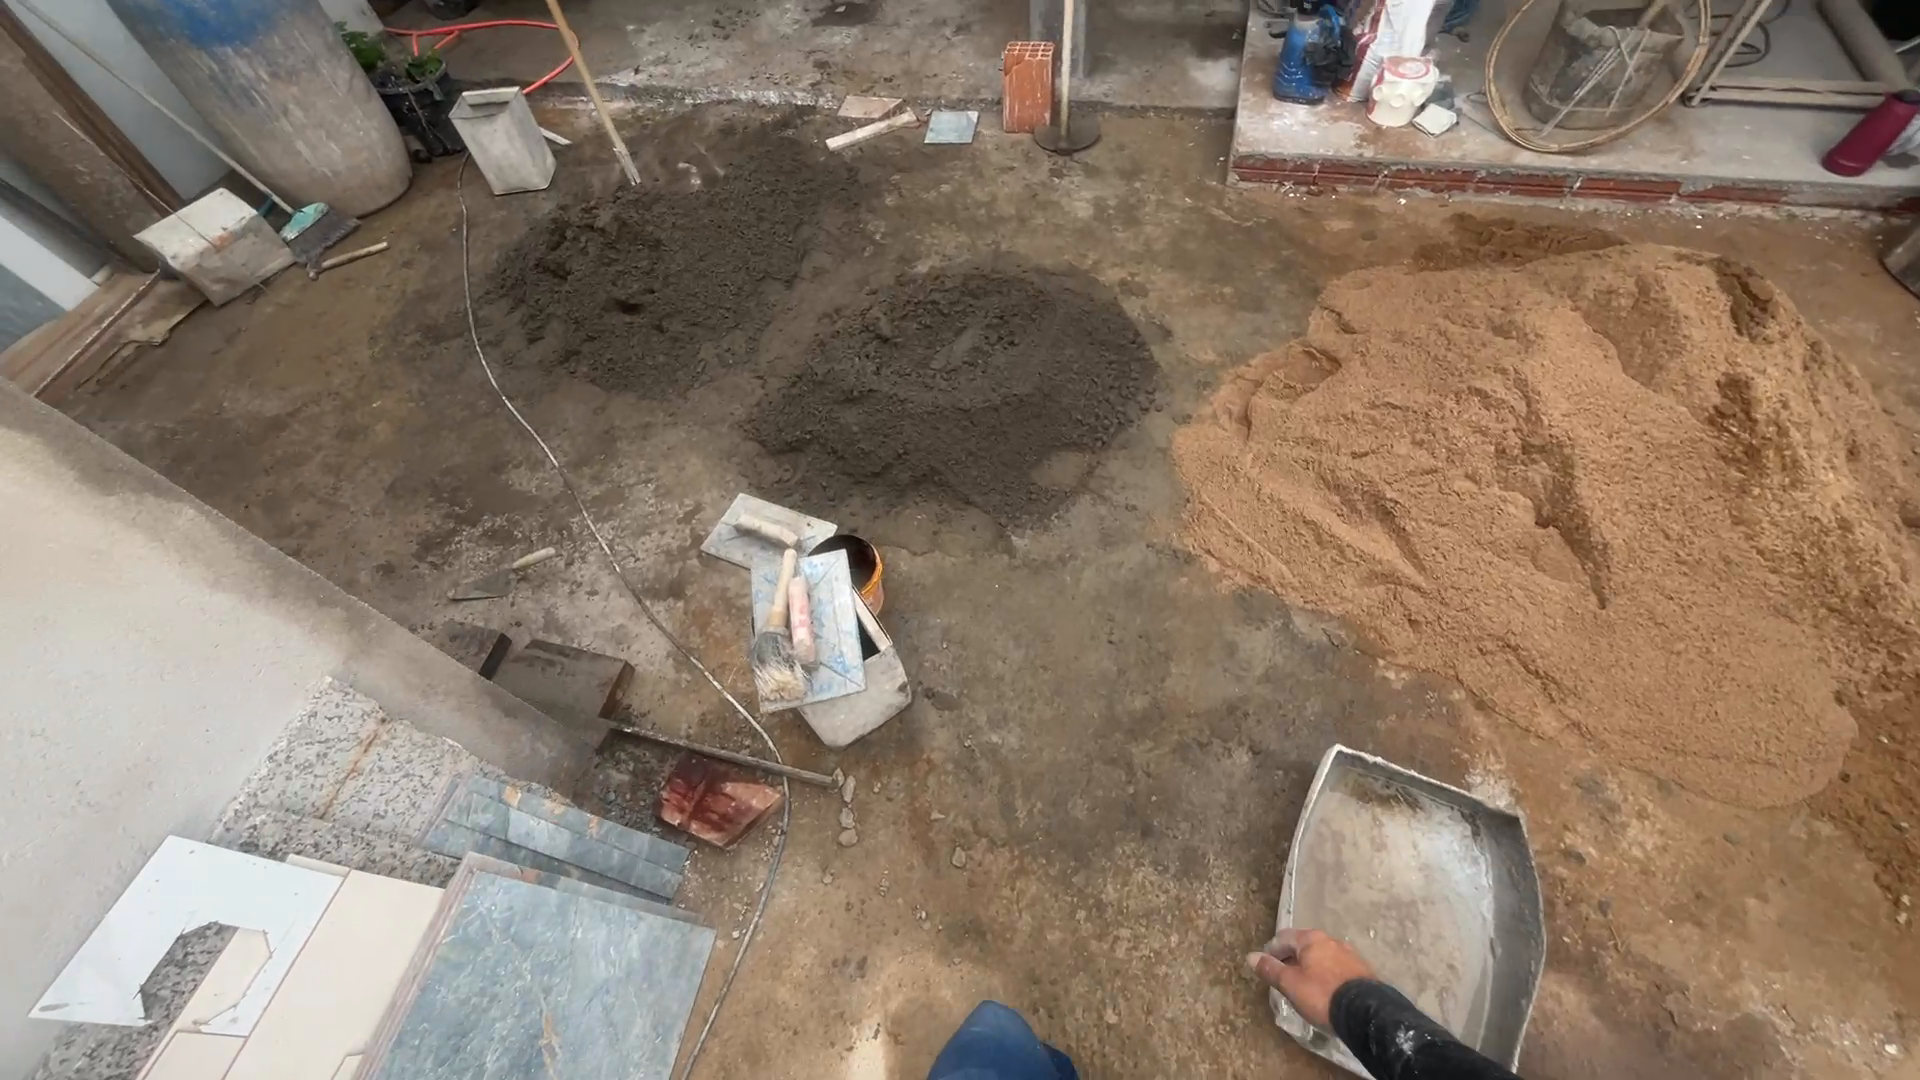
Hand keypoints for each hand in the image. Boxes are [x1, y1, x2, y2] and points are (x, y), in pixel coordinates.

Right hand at [1246, 928, 1374, 1028]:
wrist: (1368, 1014)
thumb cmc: (1322, 994)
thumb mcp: (1290, 984)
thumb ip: (1270, 969)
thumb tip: (1250, 956)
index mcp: (1310, 938)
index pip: (1283, 938)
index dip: (1272, 951)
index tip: (1267, 966)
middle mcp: (1330, 940)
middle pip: (1304, 946)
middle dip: (1293, 959)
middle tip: (1286, 978)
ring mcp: (1350, 955)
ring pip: (1323, 957)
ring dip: (1312, 968)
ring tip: (1307, 987)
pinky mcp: (1364, 972)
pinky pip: (1338, 969)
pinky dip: (1329, 976)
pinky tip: (1328, 992)